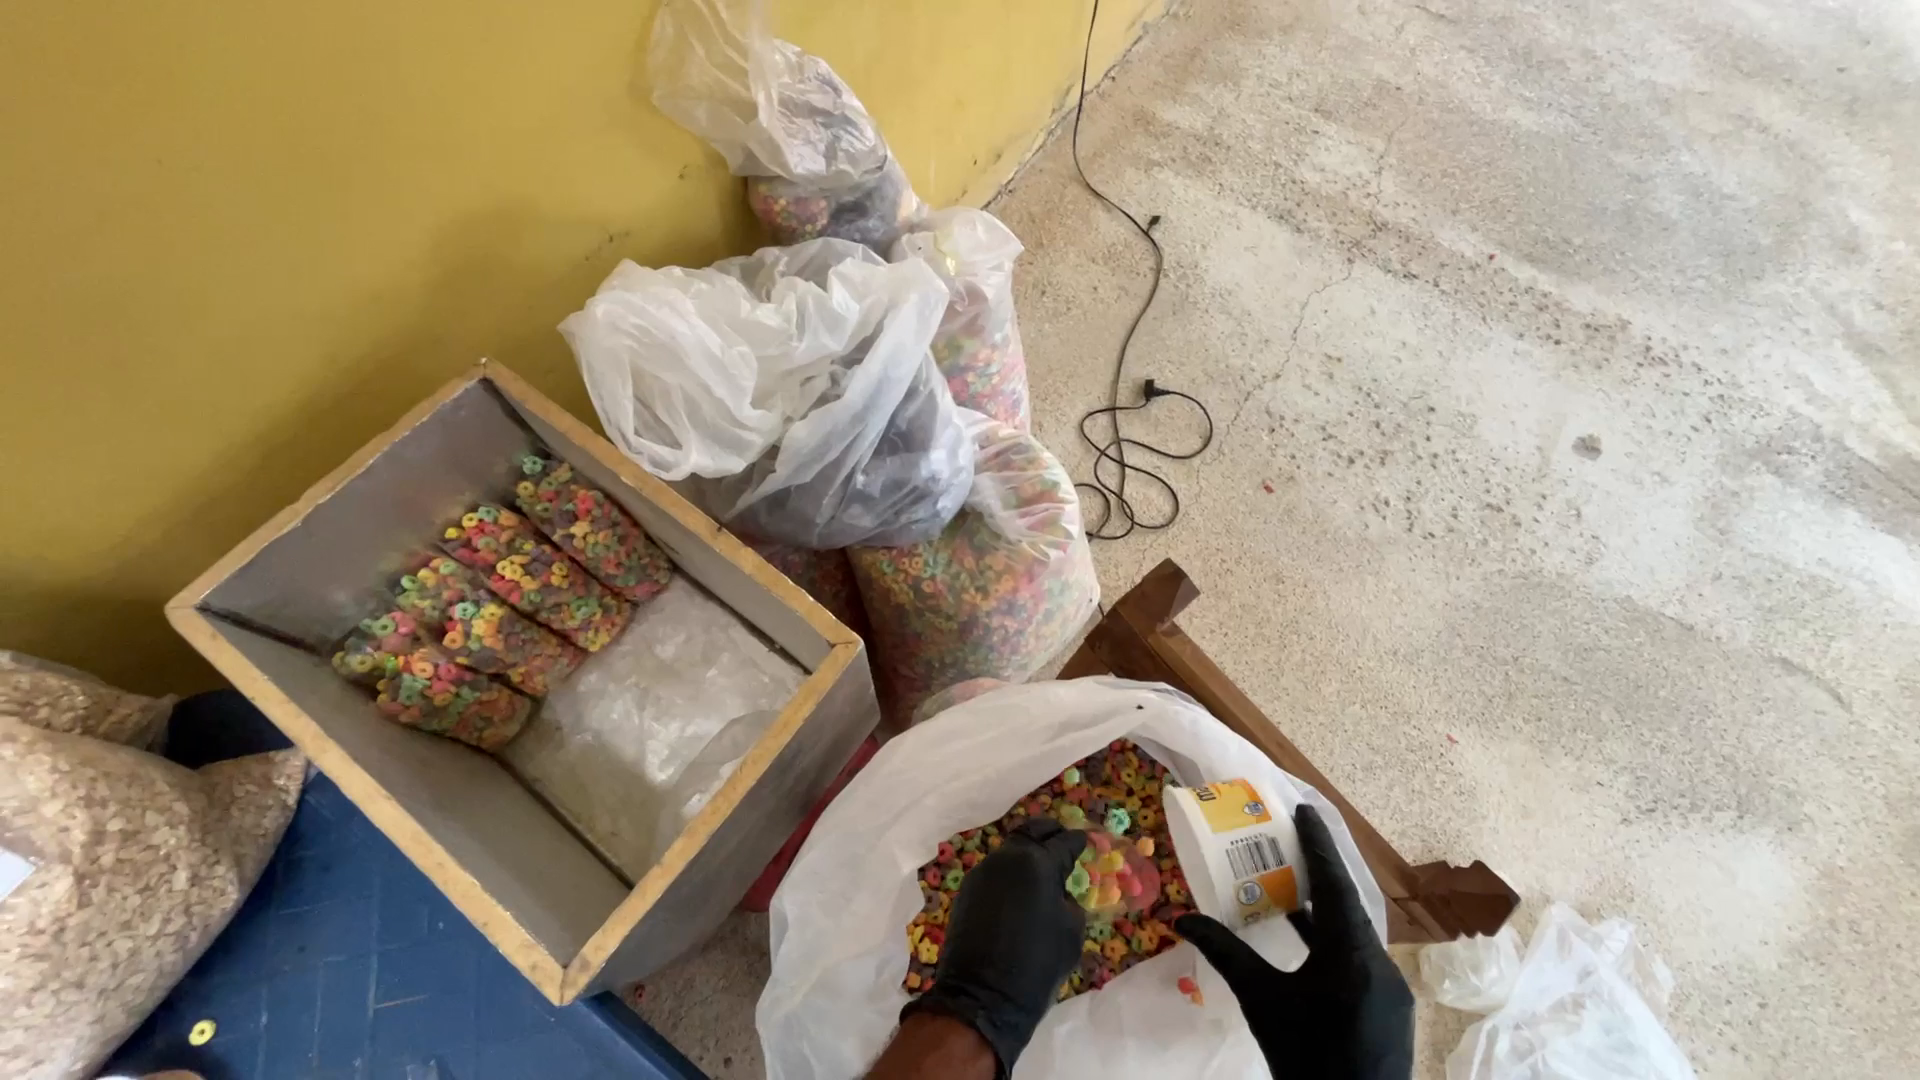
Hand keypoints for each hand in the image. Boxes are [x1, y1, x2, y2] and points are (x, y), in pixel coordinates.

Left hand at [901, 818, 1087, 1077]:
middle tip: (1062, 841)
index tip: (1086, 841)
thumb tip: (1058, 890)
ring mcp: (984, 871)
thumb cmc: (1038, 963)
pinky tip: (1018, 891)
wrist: (984, 994)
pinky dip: (1010, 873)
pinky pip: (995, 870)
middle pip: (1031, 832)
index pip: (1064, 842)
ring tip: (1041, 869)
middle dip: (1050, 833)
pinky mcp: (968, 888)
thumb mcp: (1072, 931)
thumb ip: (1068, 899)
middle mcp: (1008, 857)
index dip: (1078, 841)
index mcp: (1038, 863)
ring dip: (1027, 854)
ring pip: (1010, 850)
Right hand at [1175, 804, 1413, 1079]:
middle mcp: (1379, 963)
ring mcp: (1388, 987)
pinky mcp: (1387, 1007)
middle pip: (1346, 901)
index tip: (1301, 810)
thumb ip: (1224, 953)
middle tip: (1287, 838)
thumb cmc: (1307, 1057)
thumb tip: (1180, 918)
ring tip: (1288, 878)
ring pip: (1353, 929)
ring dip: (1322, 904)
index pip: (1334, 883)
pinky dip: (1330, 935)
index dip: (1317, 844)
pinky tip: (1304, 935)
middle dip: (1317, 869)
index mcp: (1352, 953)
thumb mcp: (1261, 1000)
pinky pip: (1358, 953)